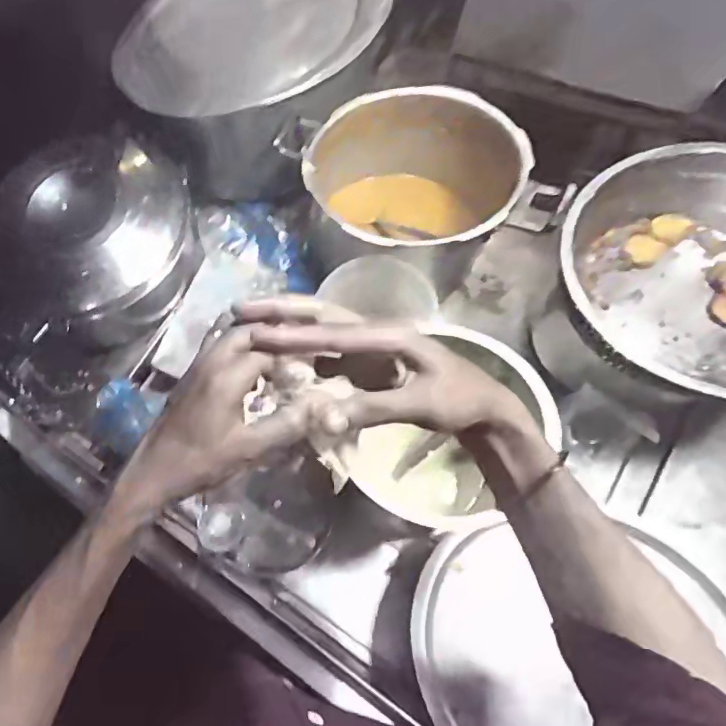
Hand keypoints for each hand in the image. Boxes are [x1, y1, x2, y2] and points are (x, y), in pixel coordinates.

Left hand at [107, 325, 315, 524]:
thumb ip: (285, 425)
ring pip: (230, 338)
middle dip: (274, 339)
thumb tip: (318, 407)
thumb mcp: (249, 449)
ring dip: (256, 343)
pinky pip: (219, 351)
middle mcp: (211, 362)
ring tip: (280, 362)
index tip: (309, 375)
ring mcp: (197, 368)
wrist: (154, 471)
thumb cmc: (201, 461)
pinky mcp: (191, 377)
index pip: (269, 351)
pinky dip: (240, 353)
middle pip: (246, 331)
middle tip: (297, 356)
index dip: (292, 360)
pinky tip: (254, 377)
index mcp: (226, 375)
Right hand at [236, 299, 535, 439]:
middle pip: (322, 315)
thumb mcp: (421, 404)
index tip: (255, 334)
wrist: (486, 408)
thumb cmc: (459, 400)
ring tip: (250, 326)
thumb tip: (323, 416)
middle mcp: (377, 332)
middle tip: (240, 309)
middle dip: (282, 312)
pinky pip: (330, 354)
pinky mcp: (369, 364)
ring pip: (322, 330)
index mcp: (390, 334)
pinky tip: (280, 358)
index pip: (332, 332)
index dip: (292, 334)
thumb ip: (374, 408)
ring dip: (288, 328)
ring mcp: (372, 347)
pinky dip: (303, 352)